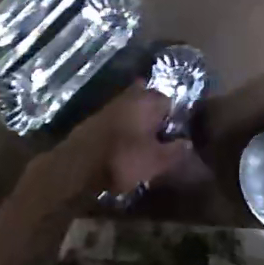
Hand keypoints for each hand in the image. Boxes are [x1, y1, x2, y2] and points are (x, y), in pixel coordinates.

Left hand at [36, 83, 192, 200]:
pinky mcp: (94, 120)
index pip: (170, 100)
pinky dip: (123, 129)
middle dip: (155, 115)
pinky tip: (125, 145)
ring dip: (138, 122)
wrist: (75, 167)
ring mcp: (109, 106)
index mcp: (148, 101)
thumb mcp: (156, 161)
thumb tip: (188, 142)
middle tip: (161, 136)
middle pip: (148, 101)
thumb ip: (176, 151)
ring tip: (145, 143)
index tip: (177, 134)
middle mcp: (129, 97)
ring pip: (131, 109)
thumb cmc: (121, 159)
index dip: (175, 117)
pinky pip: (117, 120)